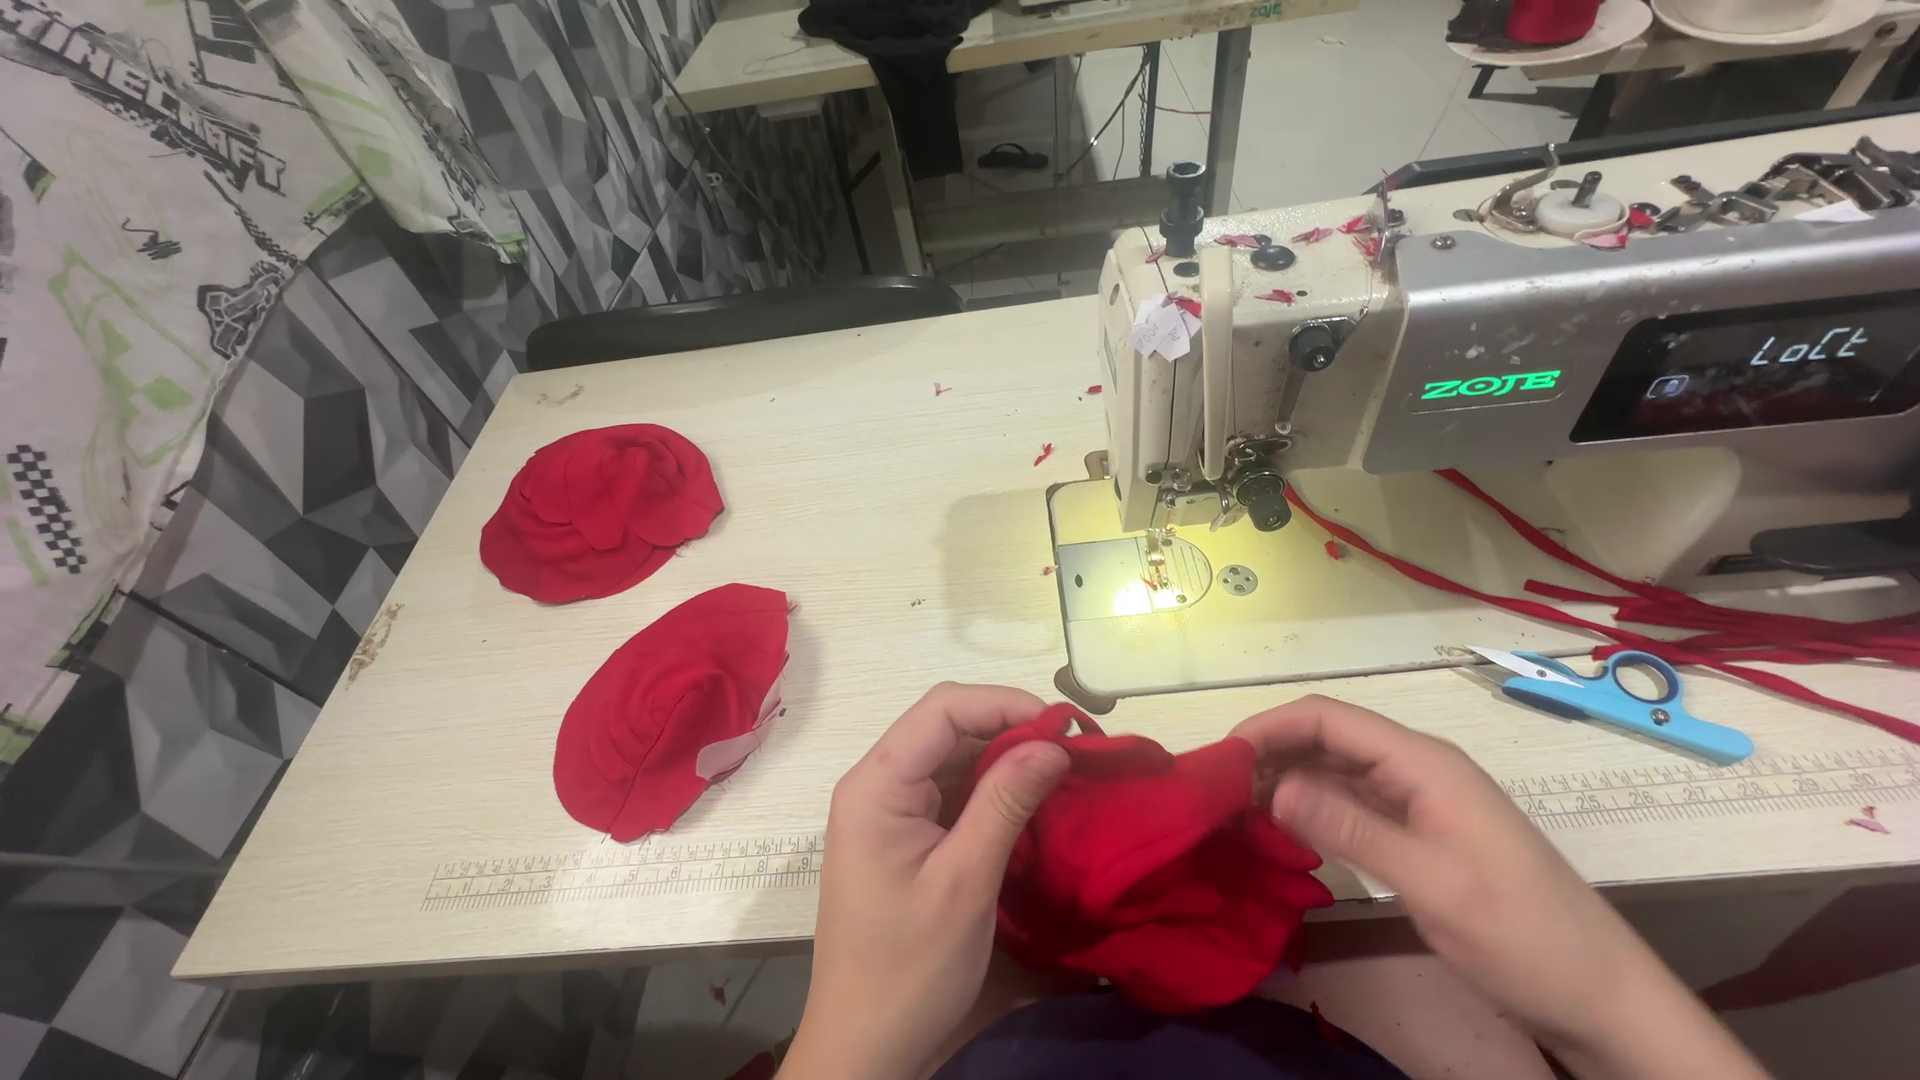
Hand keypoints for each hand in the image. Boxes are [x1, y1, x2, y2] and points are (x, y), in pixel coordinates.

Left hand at [784, 683, 1069, 1079]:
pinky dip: (990, 788)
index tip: (1062, 726)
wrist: (865, 1045)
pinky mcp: (902, 834)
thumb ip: (1006, 802)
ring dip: (1003, 758)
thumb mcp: (966, 882)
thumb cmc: (910, 968)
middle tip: (1071, 749)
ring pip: (951, 756)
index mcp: (875, 785)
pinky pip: (949, 790)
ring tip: (1059, 771)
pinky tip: (1028, 800)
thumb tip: (1053, 742)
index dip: (1003, 703)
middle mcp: (875, 784)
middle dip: (1009, 729)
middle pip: (945, 726)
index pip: (941, 709)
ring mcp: (887, 809)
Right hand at [1232, 696, 1767, 1078]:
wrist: (1601, 998)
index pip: (1328, 718)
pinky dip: (1309, 809)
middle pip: (1326, 738)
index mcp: (1423, 762)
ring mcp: (1416, 800)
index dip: (1269, 727)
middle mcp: (1415, 768)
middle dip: (1269, 753)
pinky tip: (1280, 829)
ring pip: (1333, 770)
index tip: (1220, 760)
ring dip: (1285, 780)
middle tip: (1218, 790)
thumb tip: (1272, 786)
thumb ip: (1351, 828)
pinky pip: (1349, 803)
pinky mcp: (1415, 831)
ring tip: (1236, 809)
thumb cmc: (1523, 934)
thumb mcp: (1433, 883)